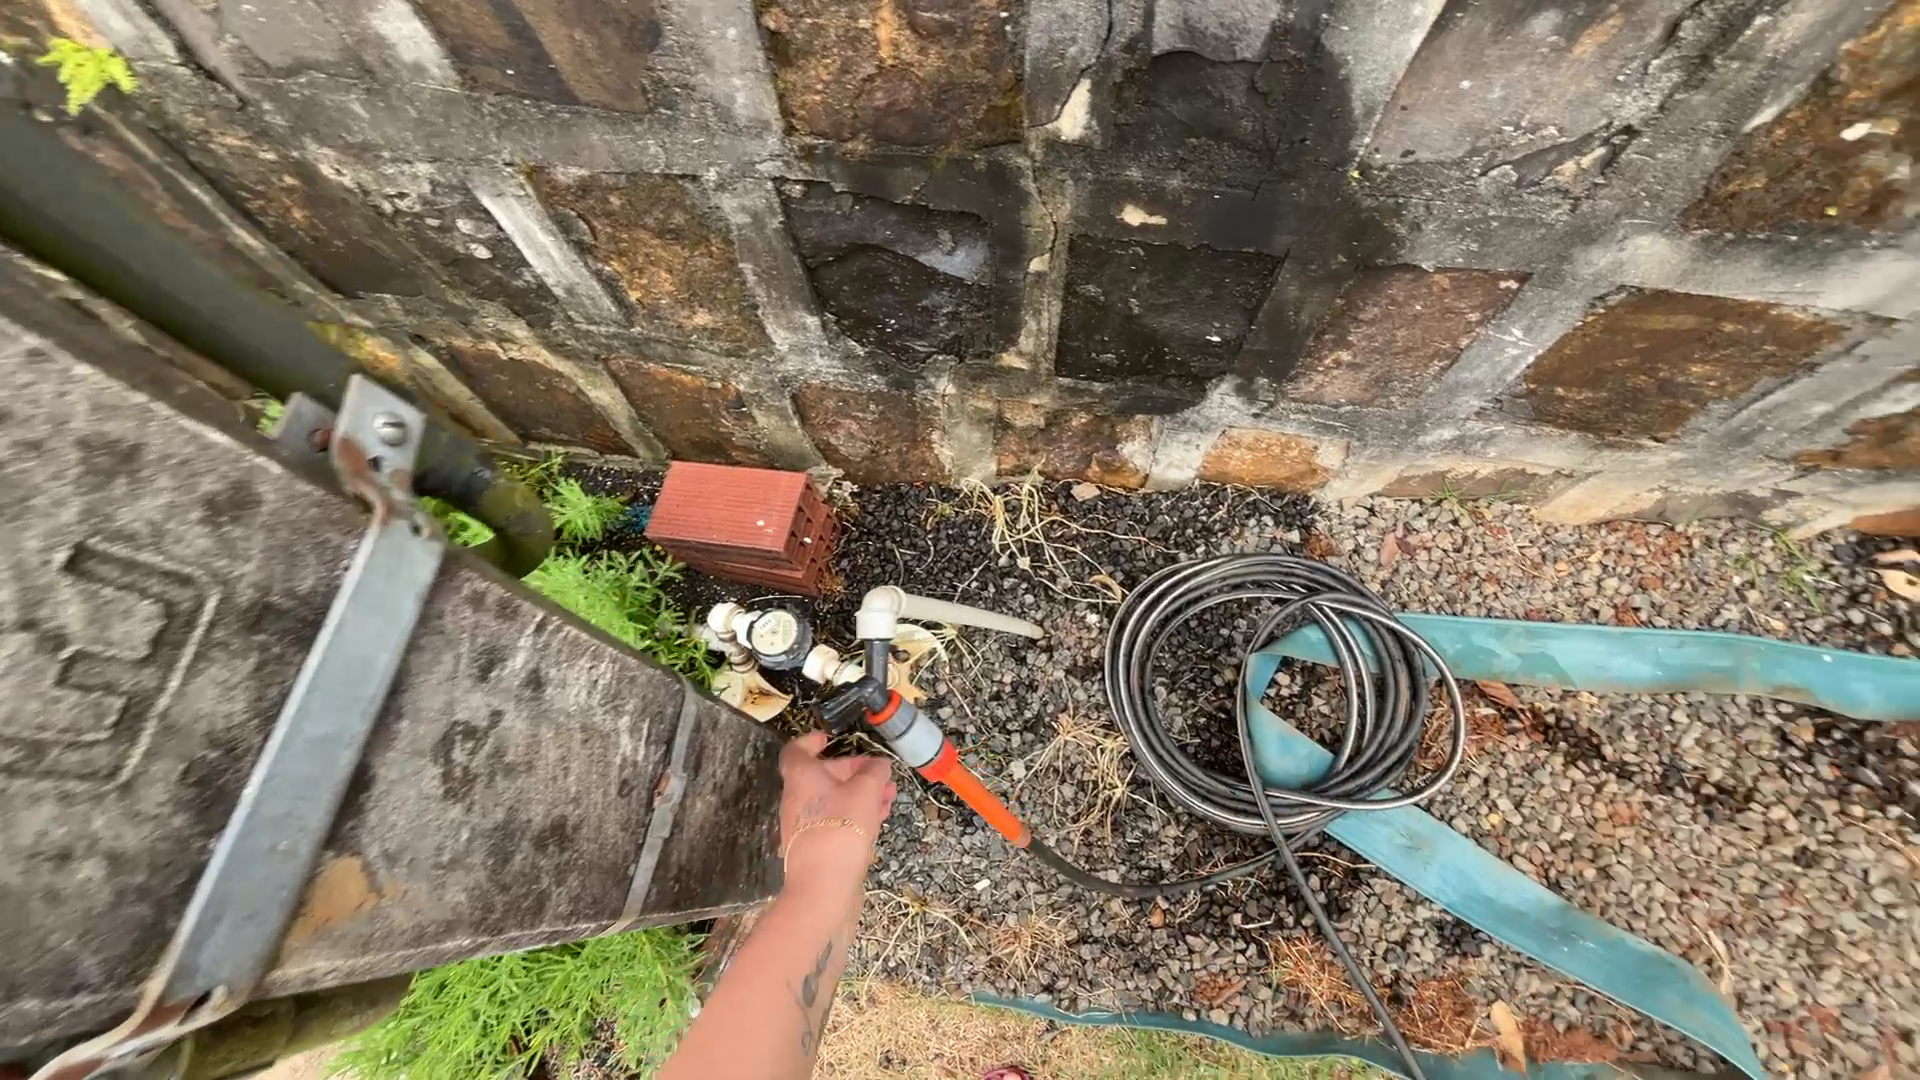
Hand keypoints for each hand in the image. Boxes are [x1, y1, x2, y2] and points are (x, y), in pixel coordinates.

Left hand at [778, 732, 895, 895]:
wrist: (822, 888)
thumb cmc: (840, 828)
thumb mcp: (865, 791)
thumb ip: (874, 772)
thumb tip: (879, 765)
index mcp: (801, 778)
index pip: (796, 750)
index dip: (811, 741)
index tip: (830, 739)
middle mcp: (797, 798)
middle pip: (824, 775)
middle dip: (855, 772)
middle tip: (881, 775)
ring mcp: (804, 824)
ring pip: (835, 799)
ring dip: (862, 794)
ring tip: (889, 798)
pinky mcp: (816, 846)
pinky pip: (836, 820)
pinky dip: (856, 814)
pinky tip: (879, 819)